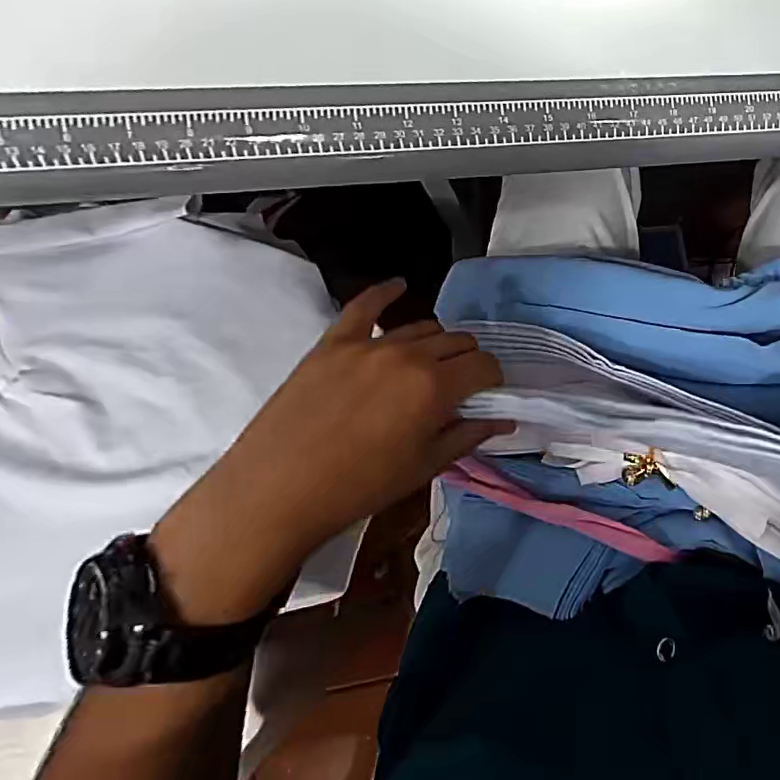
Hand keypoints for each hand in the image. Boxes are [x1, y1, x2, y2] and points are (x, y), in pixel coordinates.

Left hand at [150, 279, 507, 623]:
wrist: (275, 494)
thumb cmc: (358, 488)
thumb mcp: (423, 467)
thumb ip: (468, 435)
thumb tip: (504, 420)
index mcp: (434, 388)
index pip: (484, 365)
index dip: (493, 380)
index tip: (487, 395)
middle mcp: (408, 355)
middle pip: (458, 341)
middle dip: (468, 361)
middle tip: (458, 387)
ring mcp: (368, 345)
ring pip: (422, 327)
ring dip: (436, 344)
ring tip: (429, 366)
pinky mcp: (332, 343)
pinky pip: (363, 306)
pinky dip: (384, 293)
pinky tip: (398, 286)